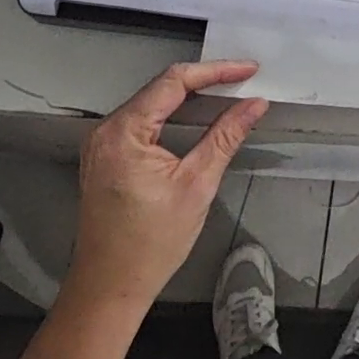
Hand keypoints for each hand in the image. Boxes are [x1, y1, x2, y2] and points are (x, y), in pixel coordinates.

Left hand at [67, 61, 268, 307]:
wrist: (109, 289)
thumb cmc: (152, 242)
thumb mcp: (197, 185)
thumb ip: (226, 136)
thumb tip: (255, 104)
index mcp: (124, 132)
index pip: (174, 82)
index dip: (216, 71)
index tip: (249, 70)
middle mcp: (107, 130)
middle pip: (161, 87)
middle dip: (205, 78)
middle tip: (243, 78)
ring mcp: (103, 142)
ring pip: (152, 101)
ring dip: (190, 93)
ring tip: (228, 89)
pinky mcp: (106, 155)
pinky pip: (143, 119)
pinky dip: (173, 111)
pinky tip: (198, 113)